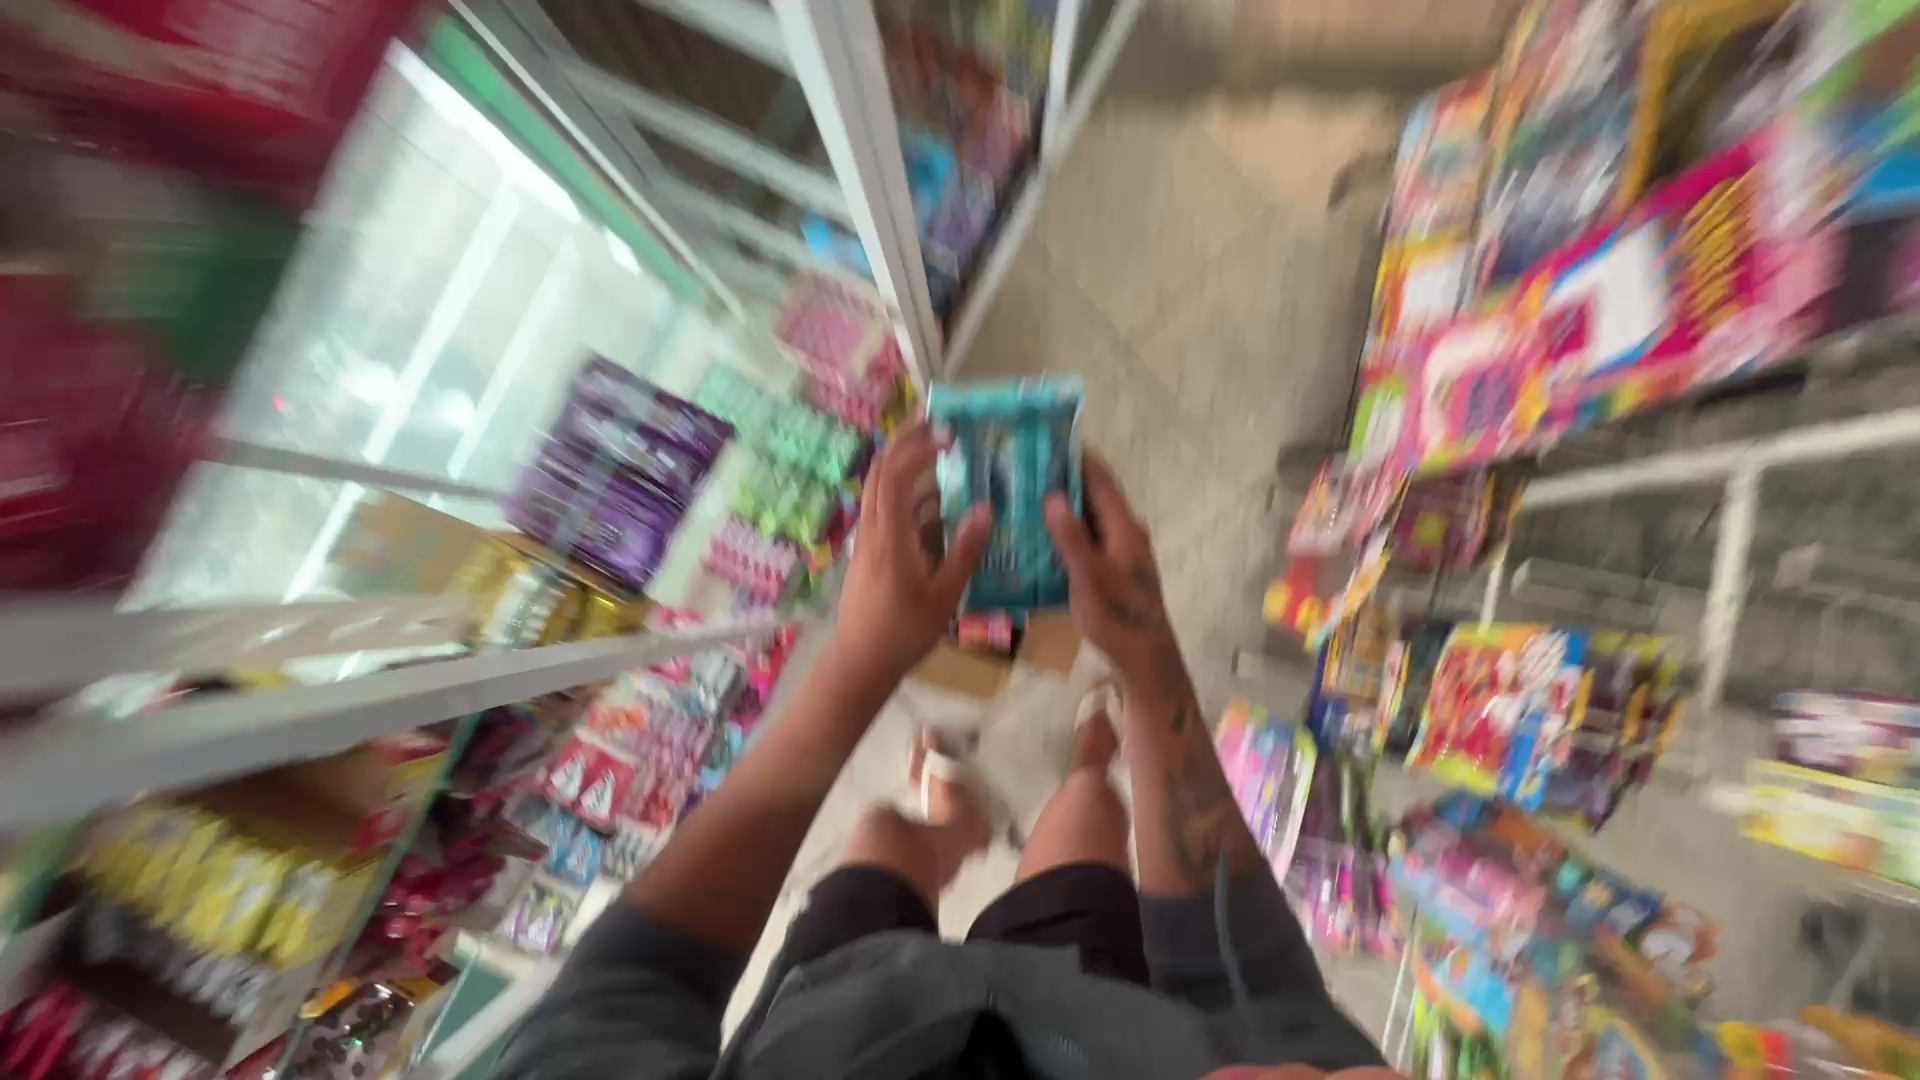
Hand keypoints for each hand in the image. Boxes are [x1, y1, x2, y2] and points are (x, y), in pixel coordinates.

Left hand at [831, 423, 991, 683]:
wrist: (860, 662)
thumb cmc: (904, 631)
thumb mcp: (944, 594)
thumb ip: (965, 550)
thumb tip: (986, 507)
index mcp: (890, 537)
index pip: (895, 476)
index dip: (918, 448)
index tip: (948, 434)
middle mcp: (872, 530)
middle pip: (880, 472)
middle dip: (906, 442)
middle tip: (937, 426)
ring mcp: (867, 540)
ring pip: (880, 490)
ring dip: (907, 467)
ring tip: (943, 458)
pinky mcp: (869, 552)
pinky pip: (886, 511)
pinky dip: (908, 497)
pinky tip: (936, 506)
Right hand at [1043, 452, 1186, 699]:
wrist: (1143, 658)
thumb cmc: (1117, 616)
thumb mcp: (1088, 576)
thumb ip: (1071, 537)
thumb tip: (1053, 496)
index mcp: (1124, 528)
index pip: (1100, 481)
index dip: (1078, 458)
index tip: (1049, 439)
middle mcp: (1124, 534)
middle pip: (1094, 497)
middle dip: (1064, 481)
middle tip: (1026, 469)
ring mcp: (1119, 553)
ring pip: (1089, 520)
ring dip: (1063, 508)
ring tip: (1025, 498)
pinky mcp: (1110, 571)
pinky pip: (1086, 541)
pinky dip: (1065, 533)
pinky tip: (1039, 538)